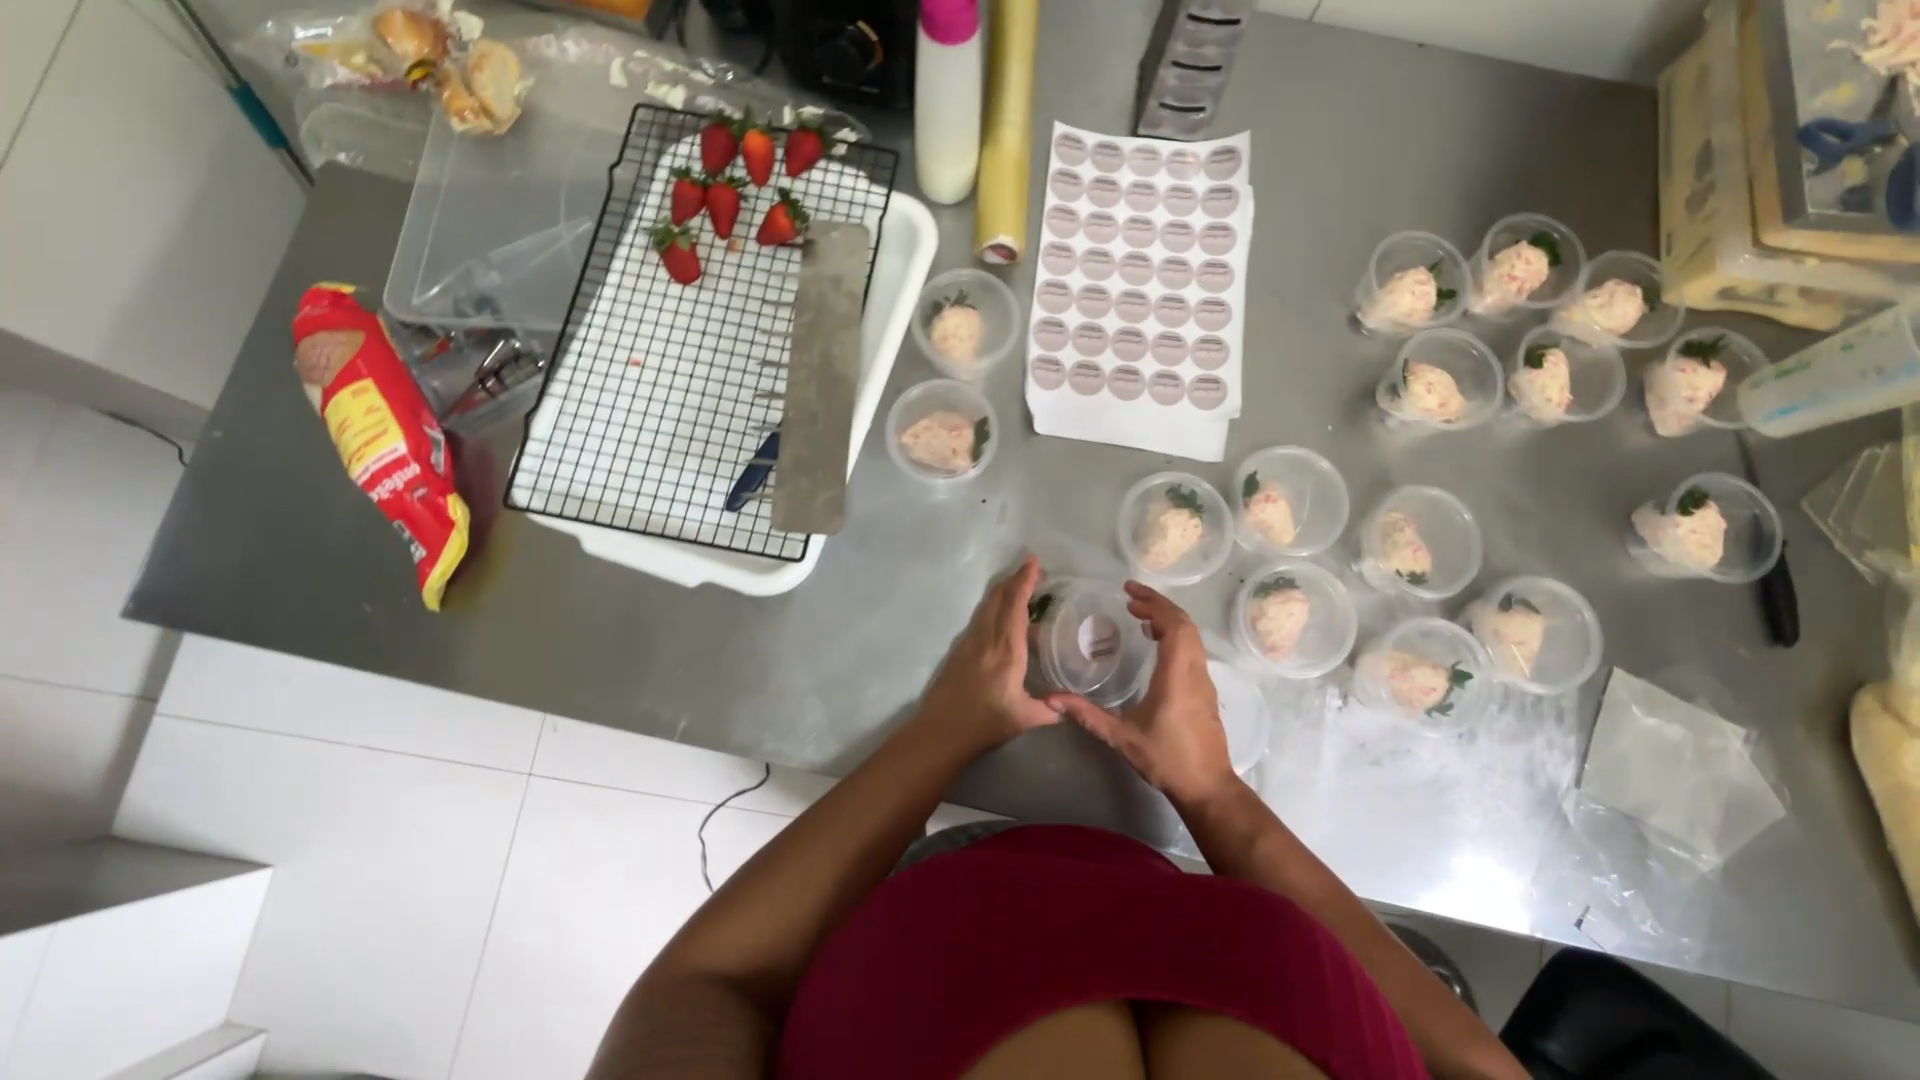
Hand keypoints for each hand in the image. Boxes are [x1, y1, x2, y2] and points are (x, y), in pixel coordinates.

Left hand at [916, 555, 1063, 752]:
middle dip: (1015, 580)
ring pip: (987, 607)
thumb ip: (1049, 709)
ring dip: (1003, 592)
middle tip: (1032, 569)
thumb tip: (1068, 706)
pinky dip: (993, 608)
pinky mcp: (959, 651)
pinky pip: (980, 620)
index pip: (1016, 607)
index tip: (1033, 563)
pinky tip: (1000, 616)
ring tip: (1018, 586)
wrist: (940, 732)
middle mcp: (986, 640)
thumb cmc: (985, 724)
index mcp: (1006, 651)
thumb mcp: (1024, 718)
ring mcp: (969, 643)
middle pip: (999, 599)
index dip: (1025, 582)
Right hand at [1047, 581, 1237, 807]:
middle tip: (1130, 599)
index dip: (1154, 604)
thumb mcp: (1122, 737)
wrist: (1207, 787)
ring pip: (1193, 637)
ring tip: (1141, 617)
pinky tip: (1157, 645)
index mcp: (1177, 675)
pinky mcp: (1206, 692)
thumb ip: (1087, 715)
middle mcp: (1195, 671)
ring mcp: (1205, 681)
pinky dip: (1176, 636)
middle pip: (1185, 625)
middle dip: (1159, 605)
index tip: (1129, 593)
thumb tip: (1052, 700)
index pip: (1173, 625)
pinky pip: (1194, 650)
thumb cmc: (1167, 759)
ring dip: (1169, 620)